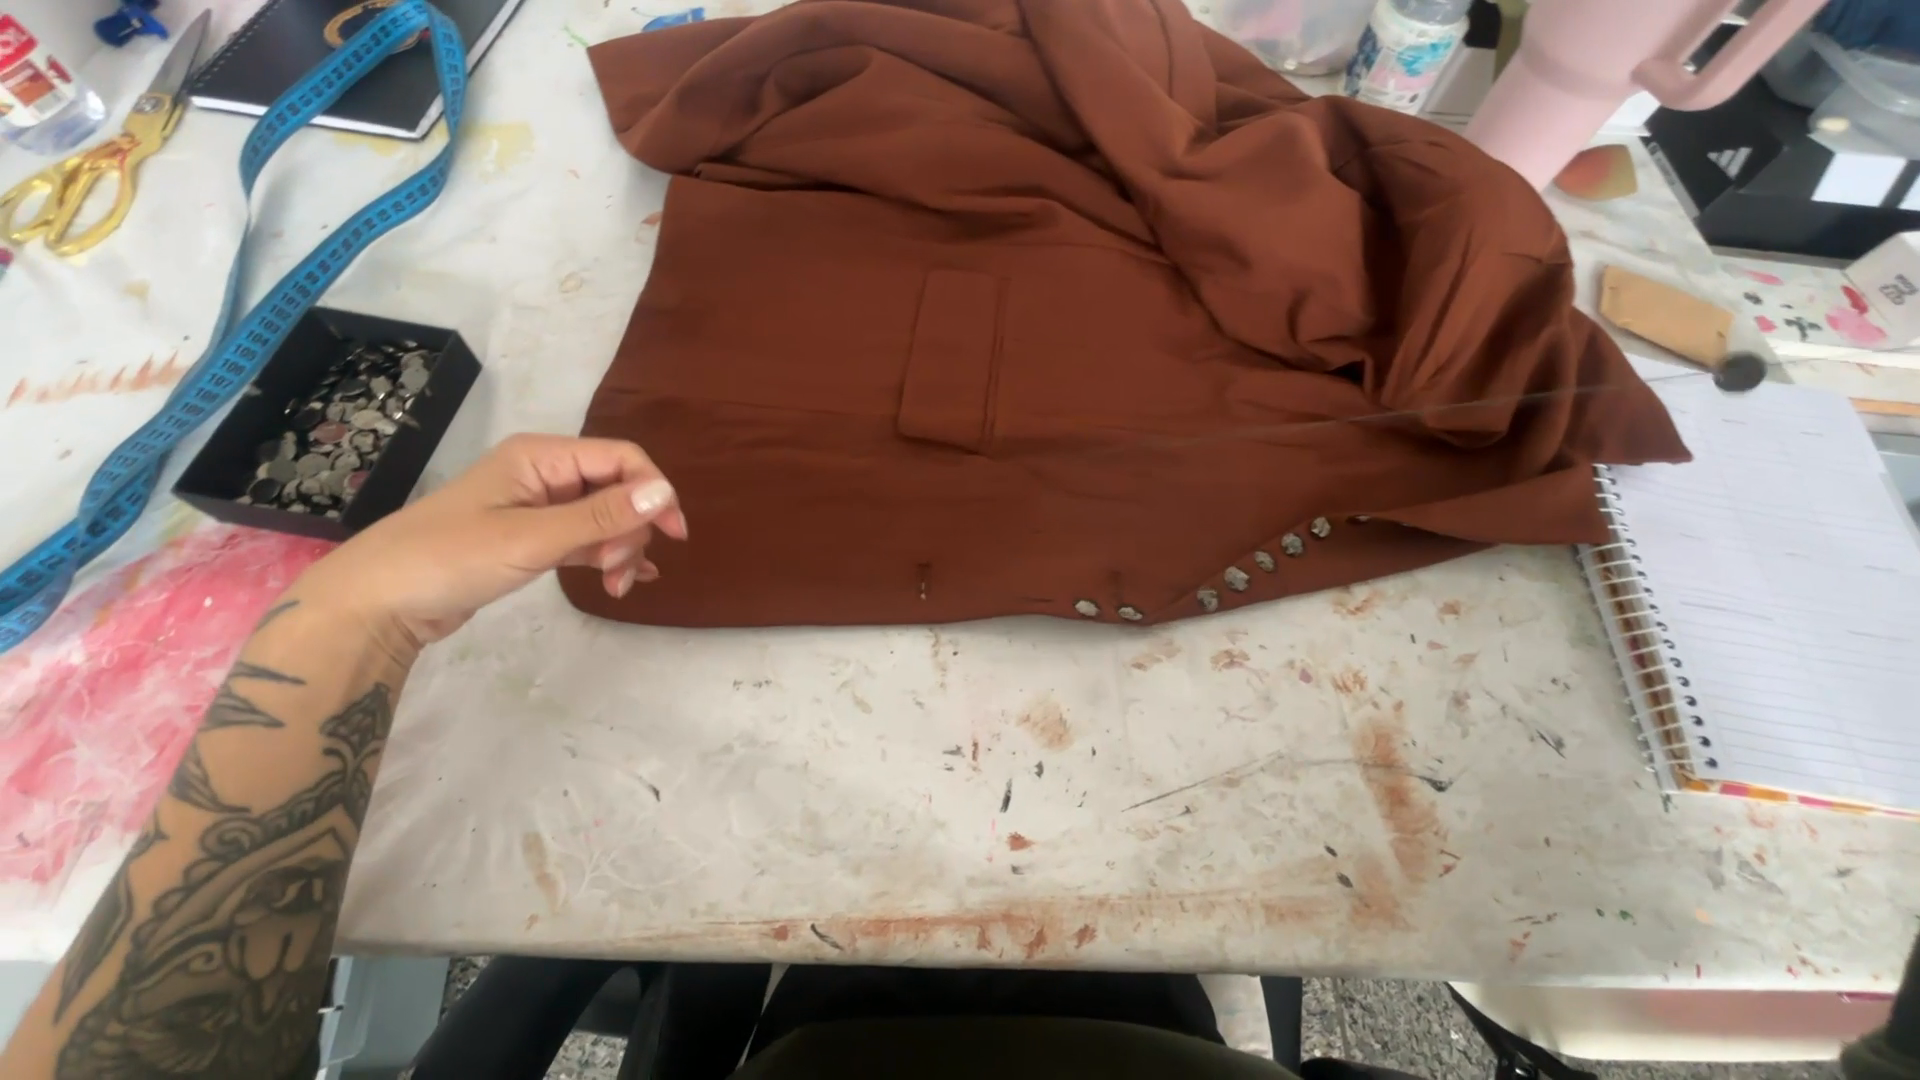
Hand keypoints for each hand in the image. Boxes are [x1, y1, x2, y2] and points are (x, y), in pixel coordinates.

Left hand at [291, 434, 687, 657]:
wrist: (377, 604)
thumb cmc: (450, 558)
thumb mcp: (533, 538)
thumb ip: (602, 516)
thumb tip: (665, 493)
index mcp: (541, 457)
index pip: (621, 458)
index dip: (655, 491)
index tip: (674, 534)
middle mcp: (544, 475)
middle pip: (617, 490)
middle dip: (631, 530)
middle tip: (618, 571)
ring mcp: (539, 508)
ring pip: (604, 518)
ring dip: (619, 550)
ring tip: (614, 587)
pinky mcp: (533, 538)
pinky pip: (586, 540)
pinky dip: (606, 558)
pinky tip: (623, 581)